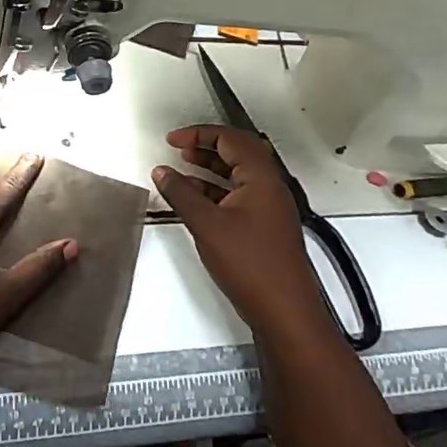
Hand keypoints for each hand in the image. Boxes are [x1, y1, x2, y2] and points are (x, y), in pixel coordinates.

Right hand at [152, 125, 326, 336]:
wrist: (284, 311)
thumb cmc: (253, 267)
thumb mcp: (206, 224)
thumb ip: (181, 193)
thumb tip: (163, 172)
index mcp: (262, 179)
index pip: (231, 139)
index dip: (199, 134)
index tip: (174, 139)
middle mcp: (270, 189)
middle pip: (238, 153)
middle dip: (207, 146)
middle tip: (180, 146)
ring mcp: (270, 208)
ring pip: (238, 175)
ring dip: (210, 168)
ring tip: (183, 168)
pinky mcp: (265, 227)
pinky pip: (239, 196)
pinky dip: (215, 190)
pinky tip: (196, 199)